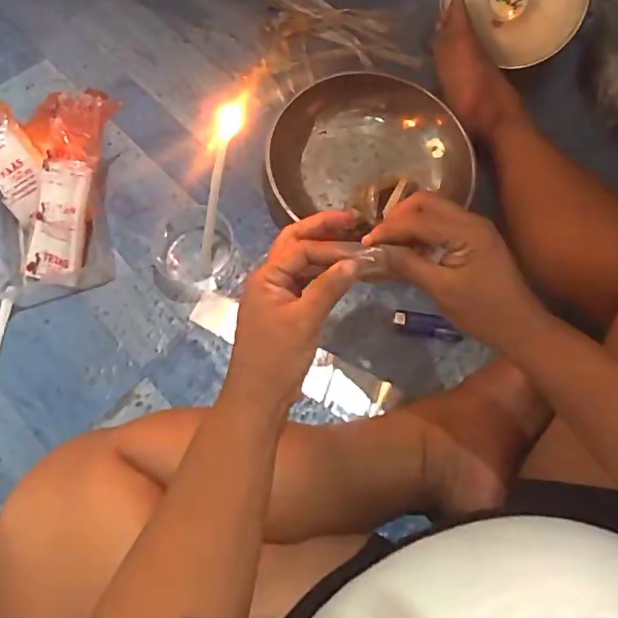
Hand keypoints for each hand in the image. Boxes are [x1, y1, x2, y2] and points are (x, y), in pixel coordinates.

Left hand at [225, 211, 363, 410]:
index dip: (331, 247)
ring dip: (323, 252)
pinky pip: (304, 282)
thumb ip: (328, 288)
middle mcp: (268, 279)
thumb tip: (354, 261)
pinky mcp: (284, 310)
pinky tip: (342, 273)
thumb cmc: (276, 358)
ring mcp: (275, 294)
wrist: (257, 398)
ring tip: (353, 244)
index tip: (360, 248)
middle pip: (294, 243)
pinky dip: (322, 274)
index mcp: (266, 276)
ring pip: (300, 262)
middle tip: (351, 220)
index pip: (300, 248)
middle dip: (321, 230)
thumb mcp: (305, 321)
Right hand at [363, 192, 547, 347]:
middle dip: (397, 216)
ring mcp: (475, 226)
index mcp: (467, 231)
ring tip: (389, 241)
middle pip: (425, 202)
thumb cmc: (483, 312)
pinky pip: (441, 221)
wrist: (522, 329)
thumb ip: (407, 265)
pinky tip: (408, 246)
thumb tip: (375, 251)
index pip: (418, 220)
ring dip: (408, 220)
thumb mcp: (441, 290)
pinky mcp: (474, 236)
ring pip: (432, 209)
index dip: (389, 229)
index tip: (366, 242)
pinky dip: (421, 228)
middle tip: (378, 238)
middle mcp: (472, 220)